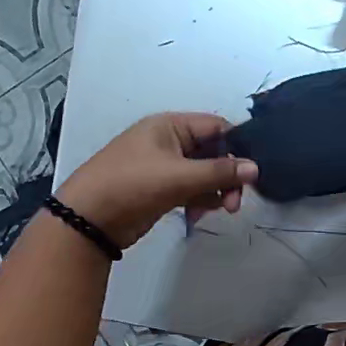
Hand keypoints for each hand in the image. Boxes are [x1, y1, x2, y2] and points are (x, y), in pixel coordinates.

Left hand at [55, 113, 257, 248]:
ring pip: (204, 174)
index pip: (217, 127)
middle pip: (213, 153)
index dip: (237, 147)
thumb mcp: (179, 176)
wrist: (89, 219)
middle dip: (226, 176)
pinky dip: (199, 200)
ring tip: (213, 211)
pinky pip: (191, 189)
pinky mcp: (161, 189)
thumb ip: (220, 172)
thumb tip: (256, 168)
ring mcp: (164, 166)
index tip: (250, 174)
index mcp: (170, 126)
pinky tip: (197, 215)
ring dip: (214, 192)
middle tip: (234, 203)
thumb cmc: (132, 185)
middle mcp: (169, 141)